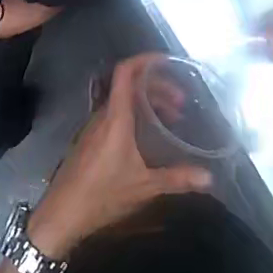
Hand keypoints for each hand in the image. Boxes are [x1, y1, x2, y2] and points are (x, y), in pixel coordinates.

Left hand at [27, 54, 211, 258]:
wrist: (63, 212)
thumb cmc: (103, 194)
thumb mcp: (145, 186)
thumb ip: (178, 178)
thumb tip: (209, 178)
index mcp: (115, 118)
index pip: (125, 73)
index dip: (145, 60)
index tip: (167, 62)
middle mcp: (102, 116)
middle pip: (128, 86)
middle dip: (156, 87)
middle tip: (180, 104)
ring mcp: (93, 127)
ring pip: (122, 101)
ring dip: (146, 103)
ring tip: (170, 120)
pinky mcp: (90, 140)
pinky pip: (114, 115)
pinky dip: (134, 116)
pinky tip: (148, 136)